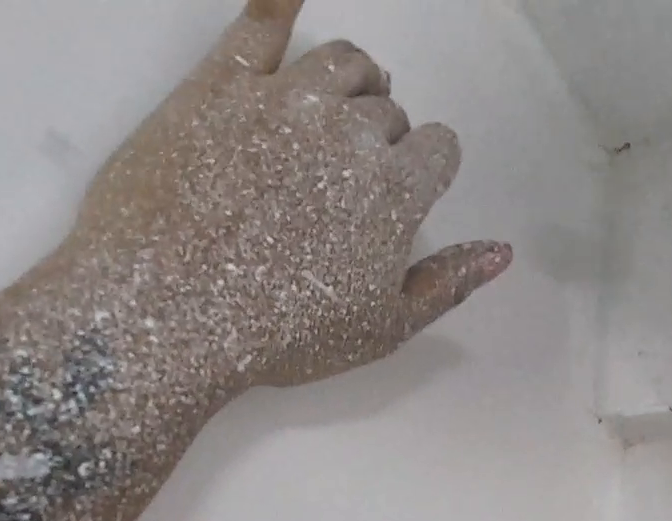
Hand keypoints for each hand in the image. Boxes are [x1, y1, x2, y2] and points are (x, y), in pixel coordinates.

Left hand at [65, 0, 509, 389]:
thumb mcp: (382, 329)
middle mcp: (348, 131)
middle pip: (388, 110)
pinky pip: (258, 23)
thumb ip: (446, 284)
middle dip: (384, 137)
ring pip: (342, 61)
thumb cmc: (284, 335)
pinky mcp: (220, 85)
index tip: (410, 189)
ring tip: (343, 102)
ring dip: (355, 79)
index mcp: (395, 190)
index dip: (430, 167)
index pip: (439, 148)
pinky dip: (278, 3)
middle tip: (355, 177)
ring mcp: (284, 100)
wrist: (170, 317)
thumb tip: (501, 252)